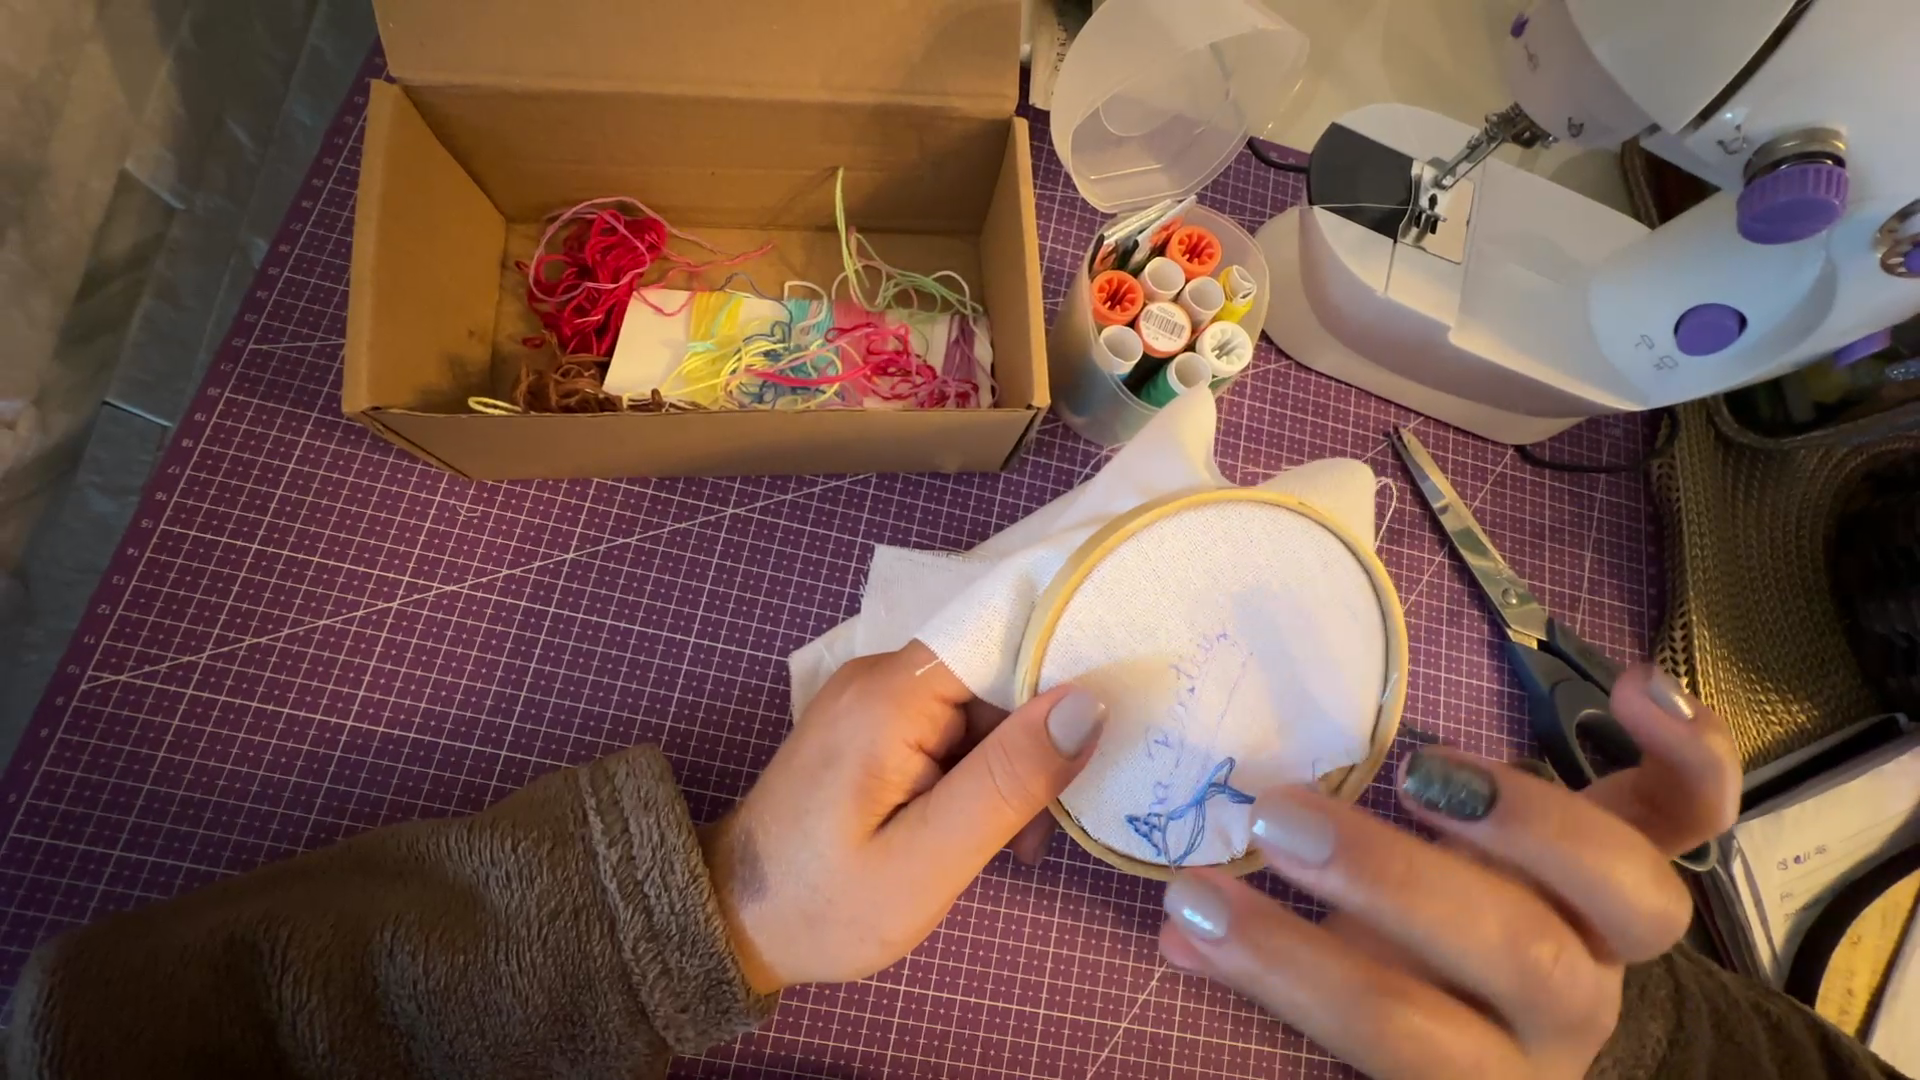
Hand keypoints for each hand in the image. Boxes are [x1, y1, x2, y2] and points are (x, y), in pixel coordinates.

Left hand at [703, 641, 1105, 992]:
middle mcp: (879, 677)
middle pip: (989, 678)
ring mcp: (872, 699)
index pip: (994, 639)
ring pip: (974, 707)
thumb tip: (1084, 703)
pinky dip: (972, 771)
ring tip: (1007, 843)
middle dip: (1029, 744)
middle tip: (1036, 829)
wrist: (733, 922)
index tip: (1097, 730)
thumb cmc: (827, 903)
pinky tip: (974, 825)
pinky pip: (945, 727)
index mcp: (889, 695)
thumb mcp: (929, 858)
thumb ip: (1008, 780)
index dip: (1053, 671)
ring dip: (1003, 767)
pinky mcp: (872, 726)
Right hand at [1159, 665, 1739, 1078]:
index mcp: (1478, 1052)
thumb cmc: (1419, 998)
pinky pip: (1694, 815)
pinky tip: (1631, 683)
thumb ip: (1267, 970)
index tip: (1193, 898)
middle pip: (1512, 955)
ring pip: (1630, 893)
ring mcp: (1618, 932)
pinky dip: (1686, 754)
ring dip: (1528, 821)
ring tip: (1420, 769)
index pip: (1391, 1025)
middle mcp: (1564, 1000)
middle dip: (1387, 880)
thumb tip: (1174, 936)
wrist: (1532, 1013)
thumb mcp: (1348, 996)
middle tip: (1279, 813)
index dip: (1290, 969)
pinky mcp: (1649, 862)